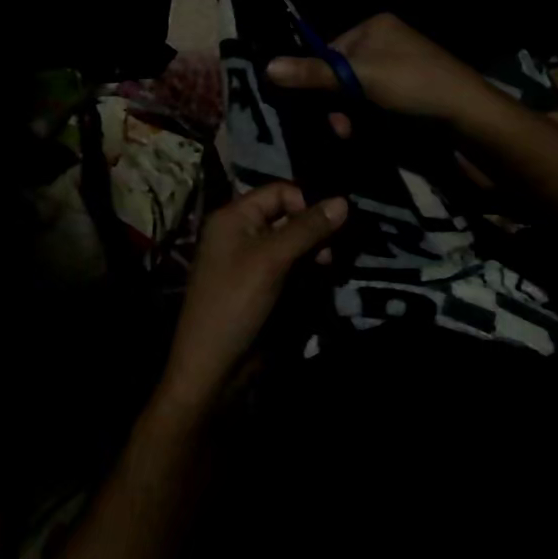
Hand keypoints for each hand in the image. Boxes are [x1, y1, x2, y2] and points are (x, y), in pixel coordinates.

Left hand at [161, 182, 347, 407]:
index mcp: (234, 217)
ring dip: (315, 250)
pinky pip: (291, 263)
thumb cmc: (235, 304)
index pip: (281, 191)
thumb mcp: (272, 260)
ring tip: (327, 268)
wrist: (213, 367)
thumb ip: (308, 228)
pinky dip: (307, 267)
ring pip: (294, 240)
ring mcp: (251, 259)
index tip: (330, 229)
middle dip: (315, 229)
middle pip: (290, 214)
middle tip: (331, 254)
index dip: (307, 204)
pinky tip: (319, 279)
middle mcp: (241, 231)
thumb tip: (344, 201)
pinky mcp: (261, 283)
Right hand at [266, 14, 504, 124]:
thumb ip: (314, 74)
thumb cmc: (412, 86)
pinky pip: (377, 109)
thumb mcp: (360, 77)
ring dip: (350, 118)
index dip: (316, 78)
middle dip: (335, 103)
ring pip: (357, 97)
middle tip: (339, 127)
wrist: (468, 118)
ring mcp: (401, 73)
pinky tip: (371, 136)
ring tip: (353, 135)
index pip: (329, 49)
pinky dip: (369, 123)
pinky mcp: (410, 99)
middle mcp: (387, 46)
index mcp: (376, 27)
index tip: (308, 106)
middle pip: (342, 75)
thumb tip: (266, 66)